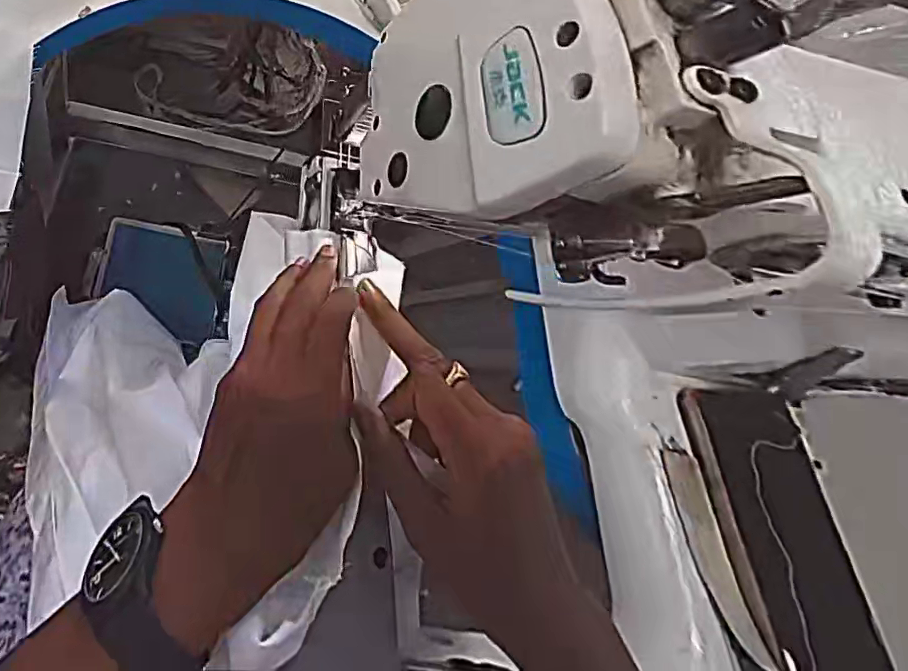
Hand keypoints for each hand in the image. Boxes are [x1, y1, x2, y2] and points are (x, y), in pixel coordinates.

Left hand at [152, 246, 358, 656]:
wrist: (225, 530)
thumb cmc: (285, 512)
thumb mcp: (341, 462)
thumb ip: (344, 407)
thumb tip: (343, 372)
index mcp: (311, 394)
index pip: (329, 322)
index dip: (343, 298)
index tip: (352, 288)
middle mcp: (277, 374)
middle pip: (299, 305)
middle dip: (317, 276)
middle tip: (329, 258)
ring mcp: (250, 373)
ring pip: (271, 310)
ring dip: (290, 282)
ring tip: (304, 264)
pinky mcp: (232, 380)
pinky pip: (255, 328)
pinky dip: (271, 305)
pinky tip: (280, 300)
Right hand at [352, 280, 637, 670]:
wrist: (541, 603)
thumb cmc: (490, 577)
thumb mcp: (421, 521)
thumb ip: (389, 457)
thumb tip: (365, 414)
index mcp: (479, 447)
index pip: (427, 370)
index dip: (394, 330)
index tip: (373, 303)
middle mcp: (504, 429)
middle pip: (438, 378)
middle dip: (406, 401)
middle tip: (390, 436)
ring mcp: (515, 431)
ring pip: (452, 393)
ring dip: (426, 418)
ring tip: (425, 470)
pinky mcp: (518, 438)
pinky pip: (470, 410)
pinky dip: (445, 427)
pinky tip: (443, 469)